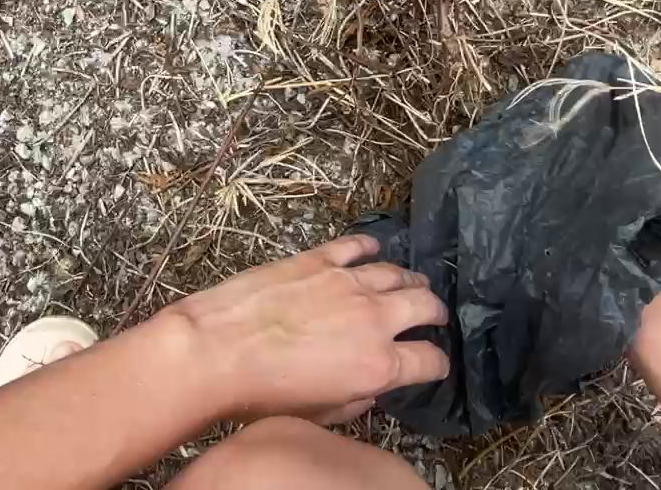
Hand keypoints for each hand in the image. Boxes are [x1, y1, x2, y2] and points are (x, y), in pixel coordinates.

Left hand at [156, 234, 449, 423]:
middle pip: (424, 306)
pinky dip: (368, 246)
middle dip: (436, 312)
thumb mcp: (321, 414)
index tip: (436, 363)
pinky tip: (374, 247)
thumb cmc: (265, 393)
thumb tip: (368, 387)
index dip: (438, 363)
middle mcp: (374, 318)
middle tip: (436, 315)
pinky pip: (355, 246)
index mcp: (378, 365)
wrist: (222, 348)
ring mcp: (349, 282)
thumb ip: (356, 399)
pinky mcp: (321, 259)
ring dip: (410, 279)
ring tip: (413, 283)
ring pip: (396, 273)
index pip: (429, 361)